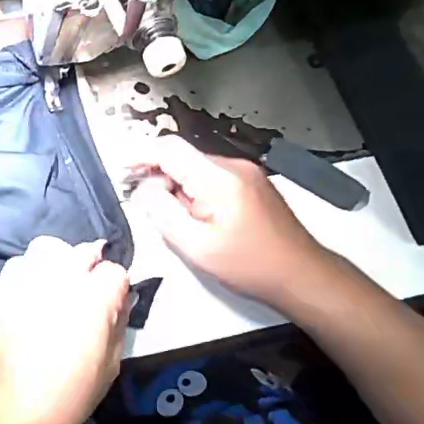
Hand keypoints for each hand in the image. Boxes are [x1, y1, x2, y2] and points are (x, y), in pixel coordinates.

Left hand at [0, 236, 129, 423]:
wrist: (12, 408)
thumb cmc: (70, 394)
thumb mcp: (111, 364)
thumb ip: (118, 324)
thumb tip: (120, 302)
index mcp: (95, 297)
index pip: (116, 271)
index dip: (118, 288)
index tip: (114, 305)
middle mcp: (63, 278)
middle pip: (85, 251)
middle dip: (93, 267)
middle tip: (91, 292)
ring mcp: (30, 278)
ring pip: (51, 247)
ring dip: (61, 260)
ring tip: (62, 284)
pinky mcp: (5, 287)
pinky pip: (21, 262)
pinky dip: (31, 269)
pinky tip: (35, 290)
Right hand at [129, 134, 347, 312]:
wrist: (301, 274)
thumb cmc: (252, 265)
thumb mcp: (197, 247)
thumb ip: (163, 213)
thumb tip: (143, 190)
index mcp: (220, 178)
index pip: (169, 149)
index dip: (141, 156)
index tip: (123, 171)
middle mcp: (234, 167)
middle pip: (182, 159)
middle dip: (160, 180)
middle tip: (152, 212)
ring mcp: (246, 173)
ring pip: (196, 169)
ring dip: (179, 189)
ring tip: (182, 225)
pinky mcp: (251, 183)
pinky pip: (213, 178)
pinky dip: (197, 193)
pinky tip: (200, 221)